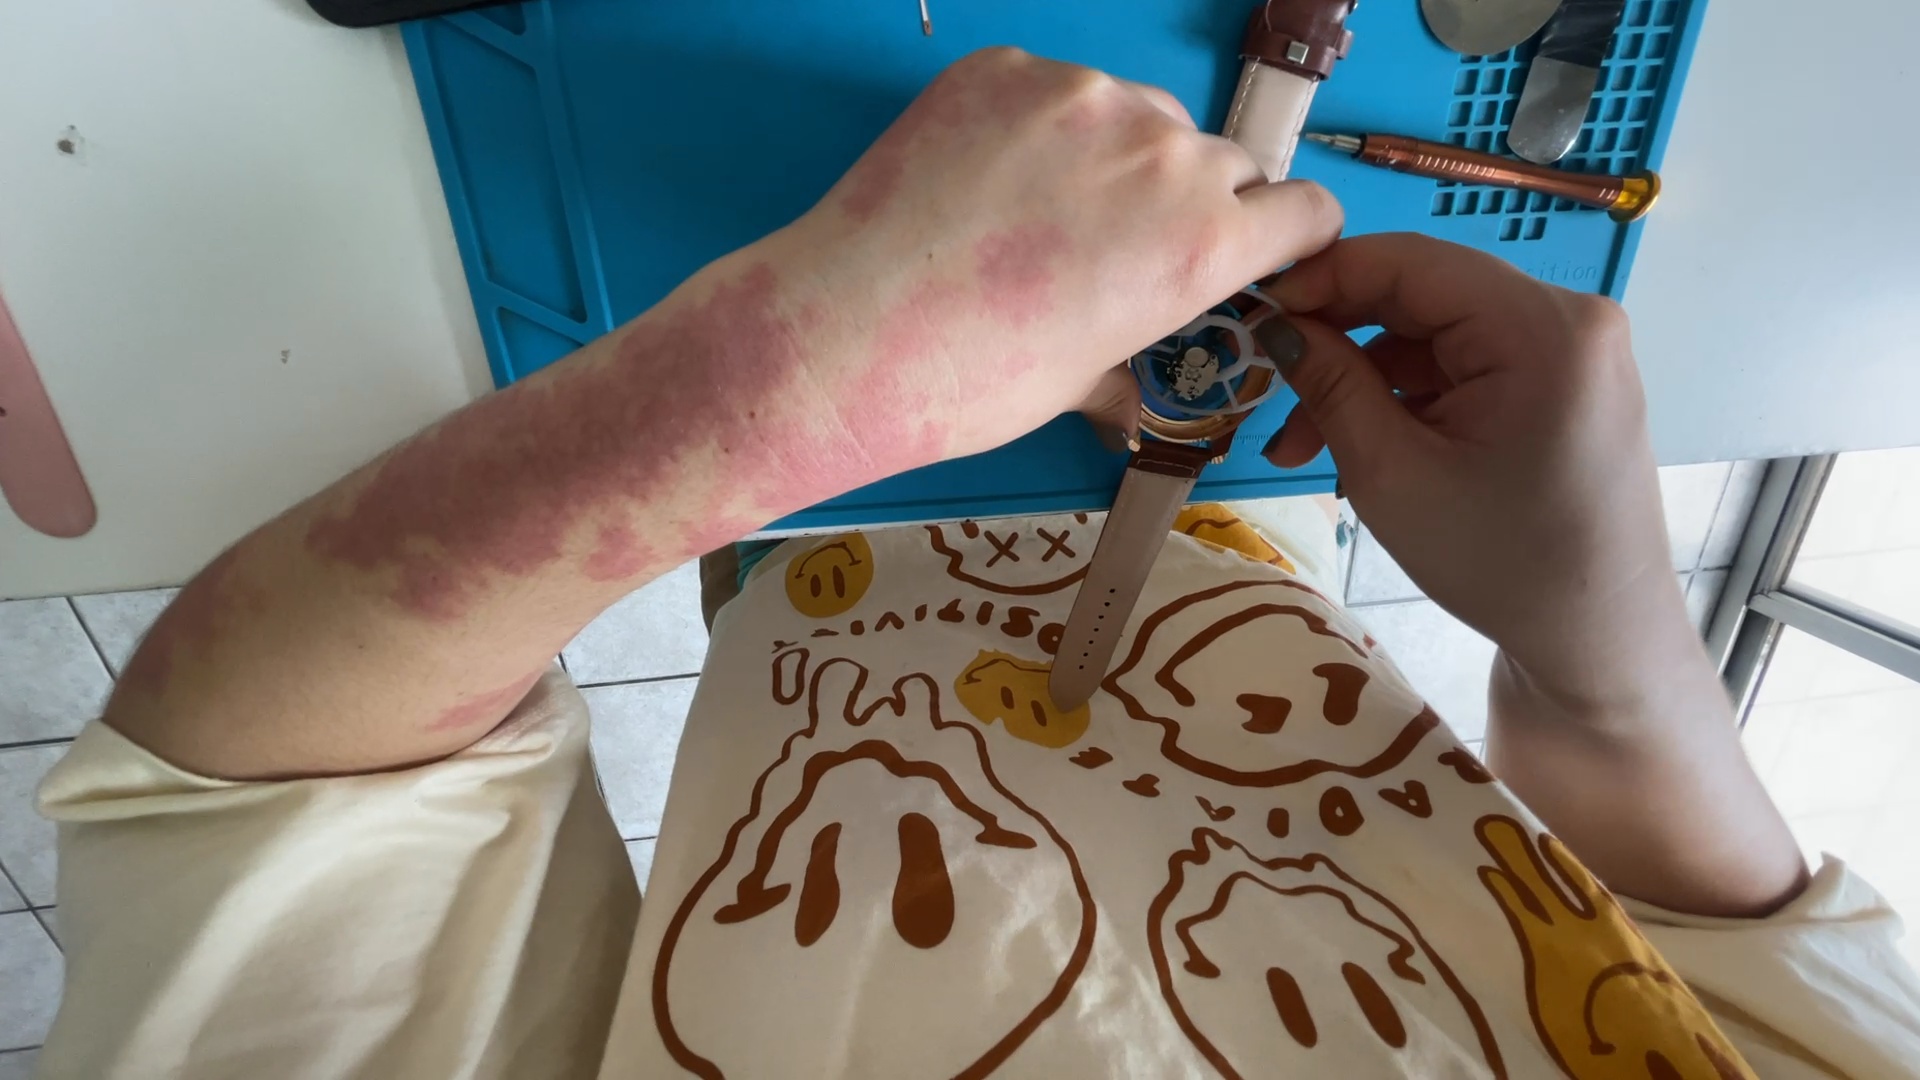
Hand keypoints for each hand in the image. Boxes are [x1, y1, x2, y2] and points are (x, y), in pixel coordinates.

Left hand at [751, 46, 1342, 471]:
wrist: (852, 339)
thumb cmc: (974, 385)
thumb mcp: (1072, 389)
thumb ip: (1127, 372)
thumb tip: (1132, 403)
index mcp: (1200, 245)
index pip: (1304, 212)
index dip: (1287, 238)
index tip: (1260, 252)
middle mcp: (1163, 155)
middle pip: (1222, 164)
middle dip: (1195, 205)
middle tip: (1125, 250)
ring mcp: (1084, 96)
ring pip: (1140, 121)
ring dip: (1121, 161)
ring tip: (1043, 217)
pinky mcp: (1008, 71)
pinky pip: (1058, 94)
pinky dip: (1045, 132)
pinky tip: (989, 184)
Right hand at [1261, 234, 1805, 916]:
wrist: (1589, 636)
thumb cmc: (1492, 556)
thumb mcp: (1388, 469)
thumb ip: (1329, 381)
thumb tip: (1276, 323)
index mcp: (1540, 326)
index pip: (1410, 261)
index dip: (1321, 277)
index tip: (1253, 316)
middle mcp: (1563, 318)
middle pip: (1418, 297)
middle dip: (1333, 341)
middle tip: (1267, 391)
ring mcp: (1560, 352)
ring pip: (1426, 339)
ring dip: (1355, 382)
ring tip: (1299, 448)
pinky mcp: (1548, 386)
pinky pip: (1451, 370)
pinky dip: (1394, 400)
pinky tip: (1356, 447)